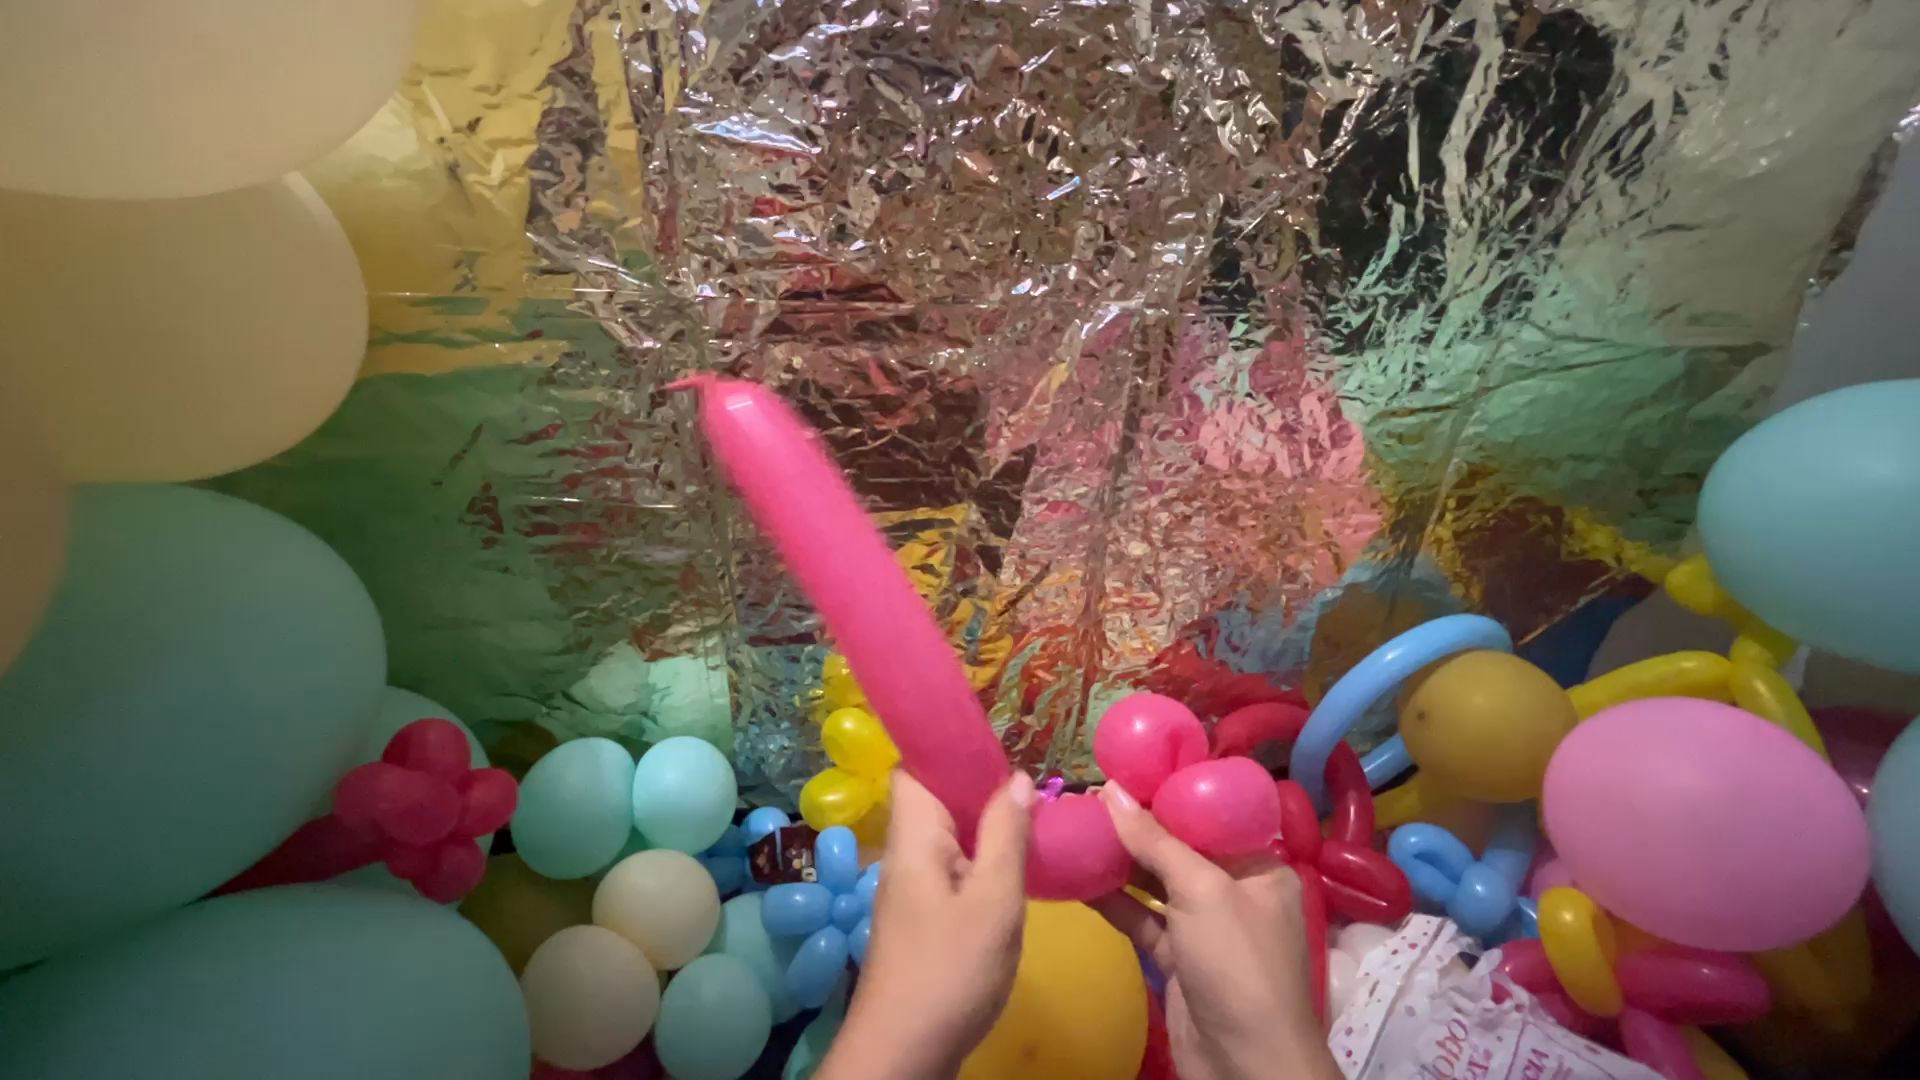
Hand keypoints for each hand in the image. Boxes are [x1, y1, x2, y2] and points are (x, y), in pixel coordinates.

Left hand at [817, 770, 1033, 1079]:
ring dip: (983, 820)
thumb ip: (1006, 834)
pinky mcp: (922, 912)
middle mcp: (905, 850)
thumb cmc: (950, 969)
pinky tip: (1012, 865)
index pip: (913, 766)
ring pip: (946, 831)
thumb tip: (1017, 777)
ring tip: (1029, 815)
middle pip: (933, 795)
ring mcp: (911, 883)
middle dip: (977, 784)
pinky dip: (980, 854)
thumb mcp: (994, 899)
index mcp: (914, 834)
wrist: (904, 1053)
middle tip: (1027, 783)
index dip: (947, 748)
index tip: (994, 742)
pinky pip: (951, 863)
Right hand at [1094, 783, 1341, 1079]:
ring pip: (1154, 882)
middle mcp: (1234, 891)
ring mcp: (1204, 928)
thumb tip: (1110, 790)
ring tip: (1074, 827)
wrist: (1246, 1070)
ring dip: (1117, 860)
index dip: (1165, 793)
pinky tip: (1076, 876)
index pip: (1208, 816)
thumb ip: (1155, 840)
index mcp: (1259, 867)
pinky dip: (1111, 899)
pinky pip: (1141, 918)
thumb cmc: (1237, 963)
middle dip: (1133, 825)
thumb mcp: (1201, 890)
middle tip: (1085, 798)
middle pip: (1177, 847)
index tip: (1122, 772)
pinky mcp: (1177, 958)